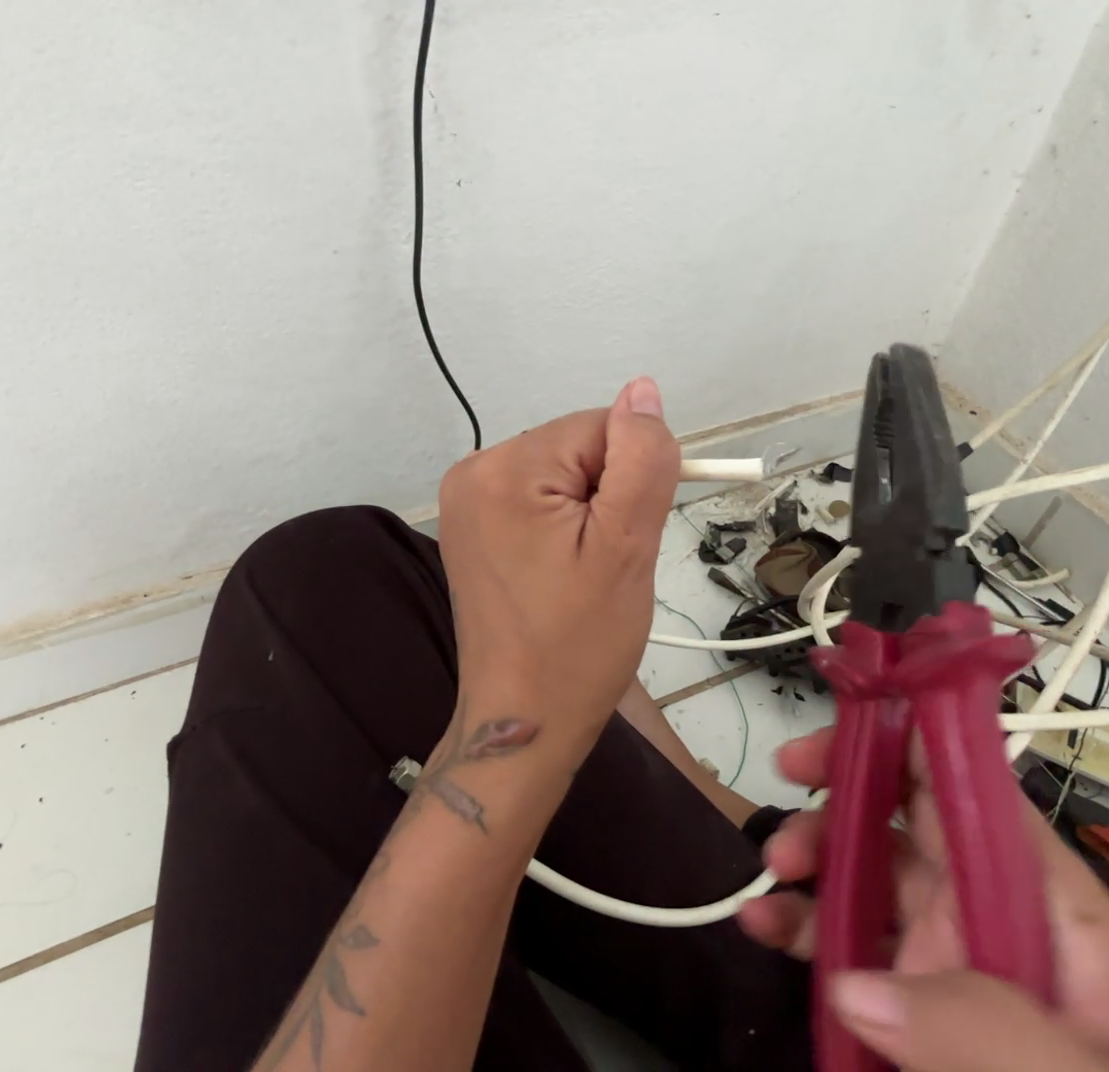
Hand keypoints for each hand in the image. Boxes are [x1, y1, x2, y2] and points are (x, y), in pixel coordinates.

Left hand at [436, 378, 680, 745]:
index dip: (630, 482)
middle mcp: (472, 472)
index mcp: (504, 469)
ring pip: (563, 477)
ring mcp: (464, 504)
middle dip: (607, 500)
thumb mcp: (627, 547)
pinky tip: (561, 576)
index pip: (601, 429)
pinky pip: (538, 504)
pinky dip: (563, 531)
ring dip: (589, 518)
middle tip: (603, 567)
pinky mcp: (470, 531)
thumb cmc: (578, 644)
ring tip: (583, 577)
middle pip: (577, 450)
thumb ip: (642, 459)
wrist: (523, 719)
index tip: (623, 543)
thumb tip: (643, 390)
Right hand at [738, 728, 1108, 1071]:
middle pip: (909, 819)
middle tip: (785, 779)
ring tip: (770, 874)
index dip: (912, 741)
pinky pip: (848, 949)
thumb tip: (851, 984)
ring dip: (813, 858)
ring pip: (869, 877)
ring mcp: (951, 963)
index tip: (843, 723)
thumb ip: (983, 1029)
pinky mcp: (916, 1011)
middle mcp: (994, 915)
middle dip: (843, 787)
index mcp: (1049, 902)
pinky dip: (801, 928)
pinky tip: (761, 926)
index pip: (981, 793)